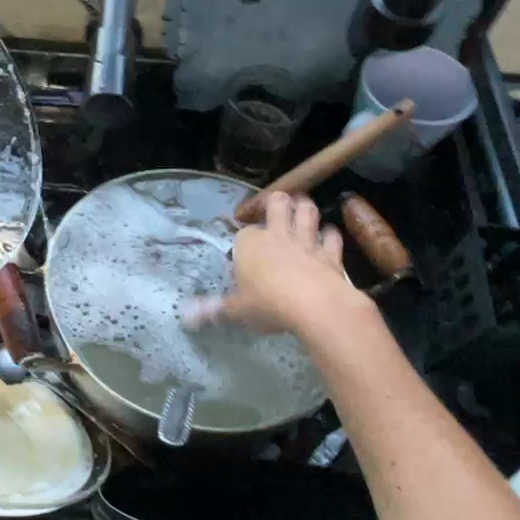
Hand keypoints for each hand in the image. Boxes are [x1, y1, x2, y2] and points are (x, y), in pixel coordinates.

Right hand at [190, 192, 379, 342]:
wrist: (315, 305)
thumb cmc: (268, 304)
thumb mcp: (236, 310)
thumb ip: (214, 310)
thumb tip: (187, 317)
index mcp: (249, 243)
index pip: (243, 232)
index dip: (243, 239)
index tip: (242, 253)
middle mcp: (277, 234)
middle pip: (277, 202)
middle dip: (273, 202)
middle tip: (271, 210)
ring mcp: (306, 241)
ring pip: (307, 210)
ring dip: (303, 208)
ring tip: (299, 212)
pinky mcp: (330, 253)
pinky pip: (332, 236)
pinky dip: (329, 235)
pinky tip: (327, 237)